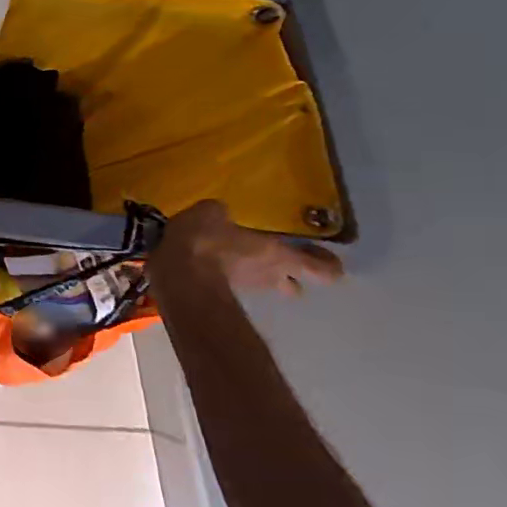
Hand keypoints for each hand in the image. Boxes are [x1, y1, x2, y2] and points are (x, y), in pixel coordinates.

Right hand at [152, 200, 343, 297]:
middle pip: (295, 286)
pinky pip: (236, 284)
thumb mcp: (212, 212)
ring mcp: (248, 289)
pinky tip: (214, 261)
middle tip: (276, 258)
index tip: (322, 256)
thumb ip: (224, 215)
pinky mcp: (223, 294)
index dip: (328, 265)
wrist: (179, 274)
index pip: (322, 270)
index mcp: (280, 255)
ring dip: (259, 275)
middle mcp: (272, 276)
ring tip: (240, 256)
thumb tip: (223, 216)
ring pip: (266, 286)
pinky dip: (231, 275)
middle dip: (290, 275)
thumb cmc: (206, 240)